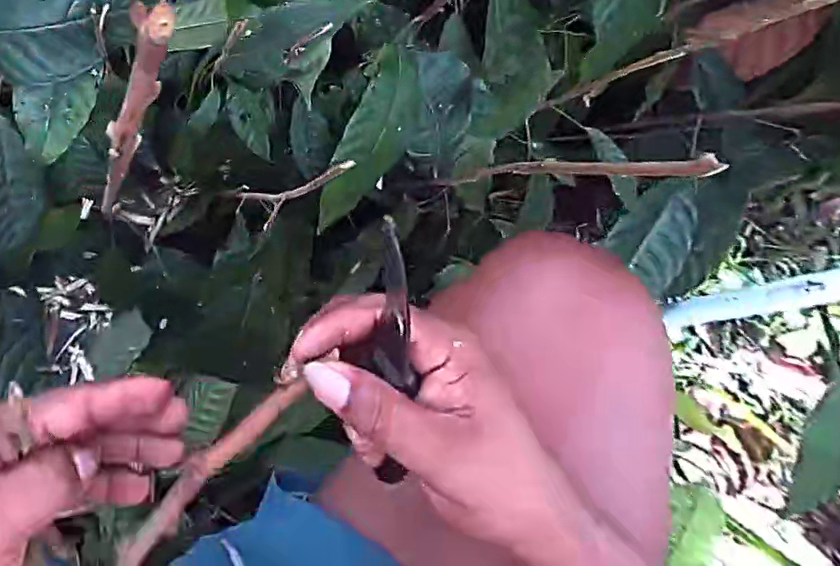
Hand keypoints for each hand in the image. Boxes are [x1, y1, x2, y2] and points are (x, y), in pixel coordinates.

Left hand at [0, 377, 187, 565]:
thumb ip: (46, 478)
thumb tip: (93, 451)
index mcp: (5, 435)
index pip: (75, 405)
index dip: (122, 396)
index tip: (166, 391)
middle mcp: (19, 448)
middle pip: (87, 424)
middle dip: (135, 420)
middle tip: (182, 421)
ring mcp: (24, 481)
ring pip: (90, 454)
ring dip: (132, 451)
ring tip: (173, 454)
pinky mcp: (27, 514)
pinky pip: (81, 488)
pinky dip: (112, 485)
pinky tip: (140, 489)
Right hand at [289, 296, 613, 565]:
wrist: (538, 527)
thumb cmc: (497, 483)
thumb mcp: (433, 449)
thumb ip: (375, 410)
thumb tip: (317, 372)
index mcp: (447, 343)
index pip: (380, 312)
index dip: (336, 325)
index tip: (300, 356)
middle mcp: (434, 346)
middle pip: (367, 330)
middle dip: (340, 363)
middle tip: (314, 395)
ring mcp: (427, 369)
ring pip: (365, 362)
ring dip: (353, 400)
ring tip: (368, 446)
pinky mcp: (420, 394)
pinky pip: (375, 389)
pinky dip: (364, 417)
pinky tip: (376, 451)